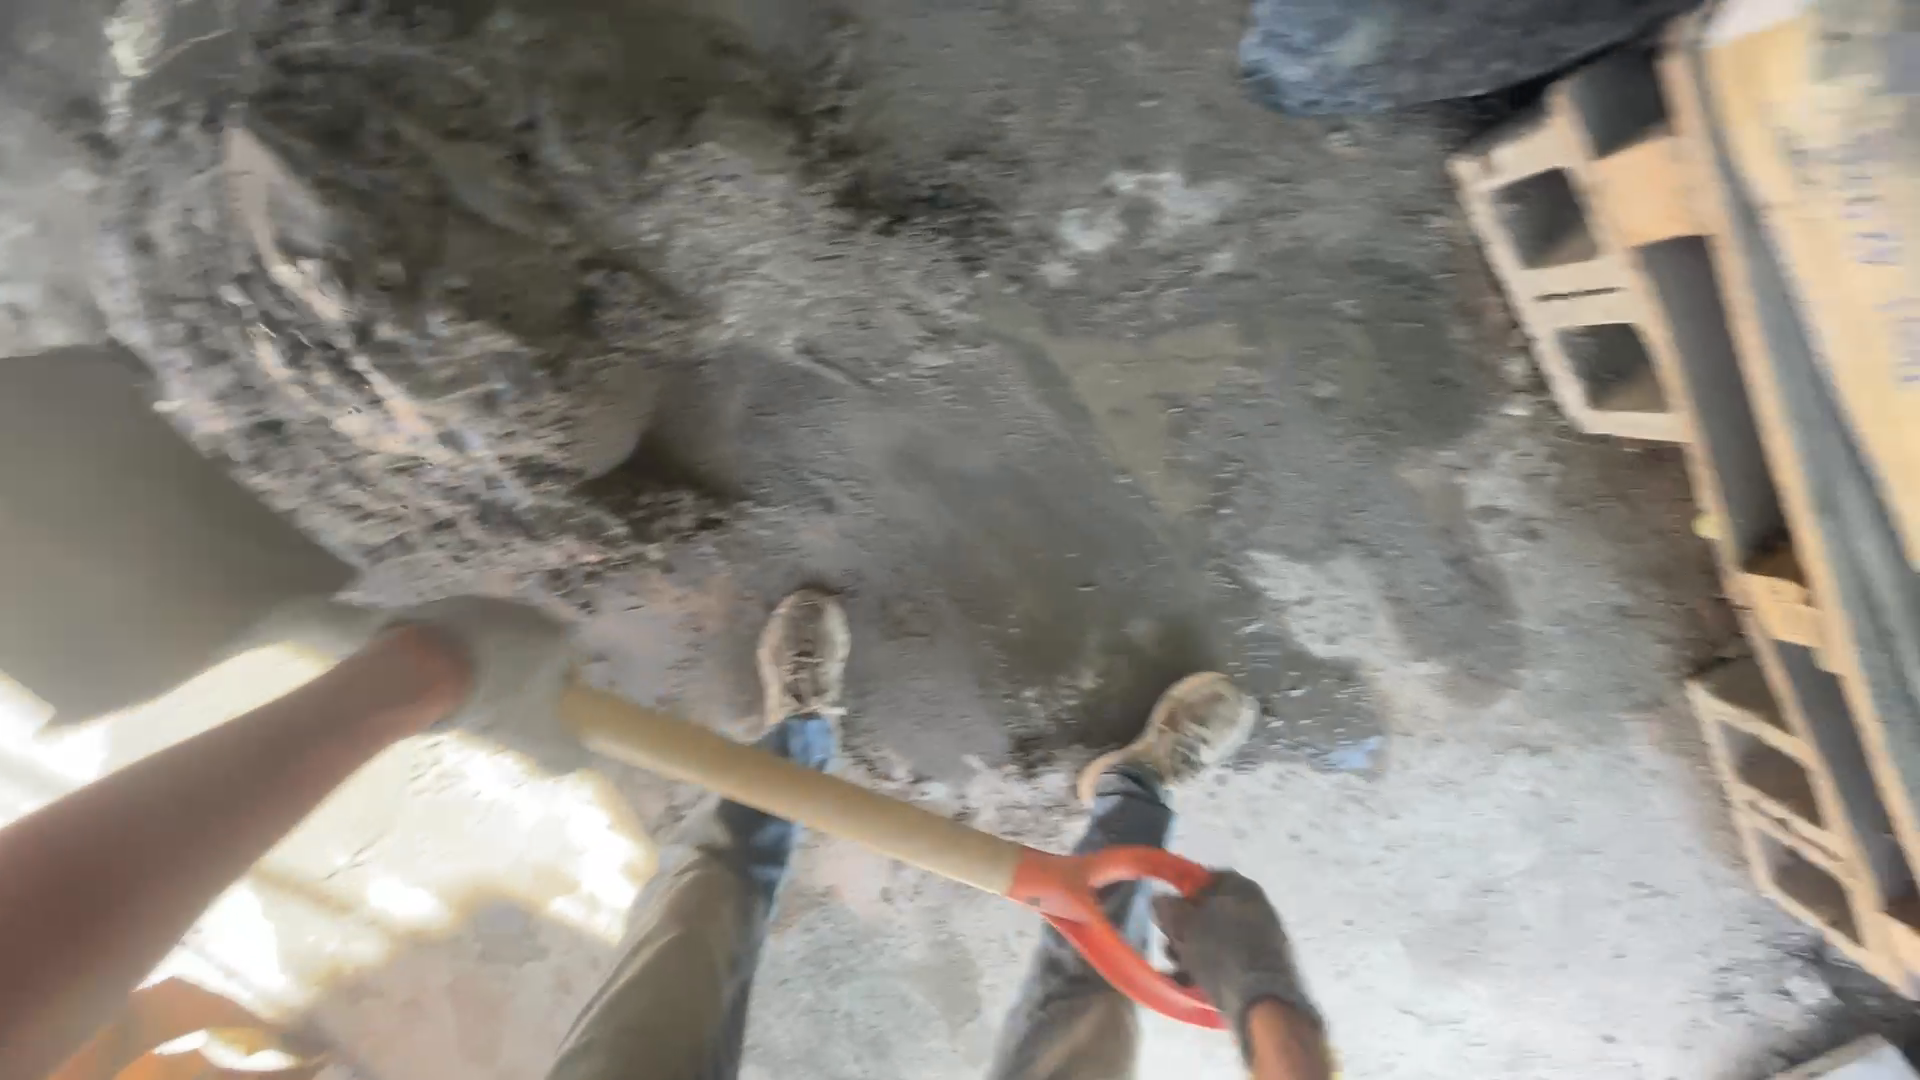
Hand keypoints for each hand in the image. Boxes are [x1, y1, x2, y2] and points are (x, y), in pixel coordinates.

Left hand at [230, 595, 585, 769]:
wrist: (425, 669)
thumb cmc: (492, 699)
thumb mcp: (533, 735)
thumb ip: (562, 752)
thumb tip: (577, 765)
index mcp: (559, 639)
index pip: (571, 661)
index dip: (557, 683)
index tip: (537, 704)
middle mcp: (533, 614)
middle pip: (535, 644)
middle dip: (522, 667)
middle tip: (500, 698)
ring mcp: (492, 604)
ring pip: (499, 635)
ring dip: (489, 655)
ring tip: (464, 685)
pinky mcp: (455, 601)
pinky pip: (463, 627)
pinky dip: (457, 645)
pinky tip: (440, 669)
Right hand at [1153, 872, 1321, 1055]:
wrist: (1265, 1005)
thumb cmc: (1221, 952)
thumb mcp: (1184, 925)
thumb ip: (1167, 908)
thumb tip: (1159, 900)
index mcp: (1242, 887)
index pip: (1205, 878)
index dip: (1182, 892)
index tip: (1168, 910)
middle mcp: (1259, 908)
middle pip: (1211, 911)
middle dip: (1186, 928)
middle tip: (1169, 943)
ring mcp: (1267, 940)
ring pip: (1220, 938)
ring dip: (1194, 951)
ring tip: (1176, 968)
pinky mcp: (1269, 970)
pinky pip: (1233, 960)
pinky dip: (1213, 968)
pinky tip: (1193, 983)